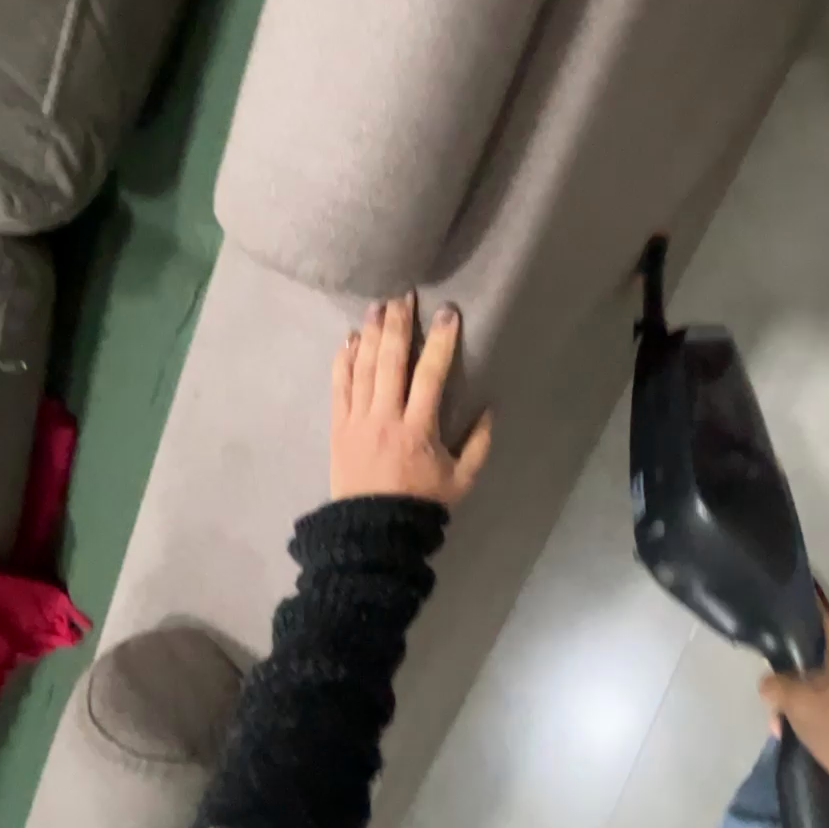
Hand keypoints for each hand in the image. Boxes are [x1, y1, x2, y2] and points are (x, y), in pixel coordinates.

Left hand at [331, 293, 494, 505]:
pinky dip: (344, 360)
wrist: (371, 531)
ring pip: (363, 368)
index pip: (430, 375)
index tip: (448, 314)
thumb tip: (489, 409)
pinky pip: (339, 386)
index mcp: (418, 428)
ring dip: (372, 333)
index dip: (440, 342)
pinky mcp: (339, 426)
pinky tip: (351, 339)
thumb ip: (479, 444)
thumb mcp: (462, 479)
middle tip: (404, 295)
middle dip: (399, 325)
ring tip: (379, 305)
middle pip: (391, 361)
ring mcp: (358, 420)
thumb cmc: (420, 503)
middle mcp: (385, 417)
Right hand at [760, 614, 828, 806]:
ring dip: (793, 696)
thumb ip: (775, 685)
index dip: (804, 613)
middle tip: (767, 671)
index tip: (780, 610)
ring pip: (814, 683)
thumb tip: (767, 684)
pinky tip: (785, 729)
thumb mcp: (797, 701)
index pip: (824, 621)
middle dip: (789, 665)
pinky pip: (820, 706)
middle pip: (814, 654)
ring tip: (775, 716)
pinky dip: (803, 713)